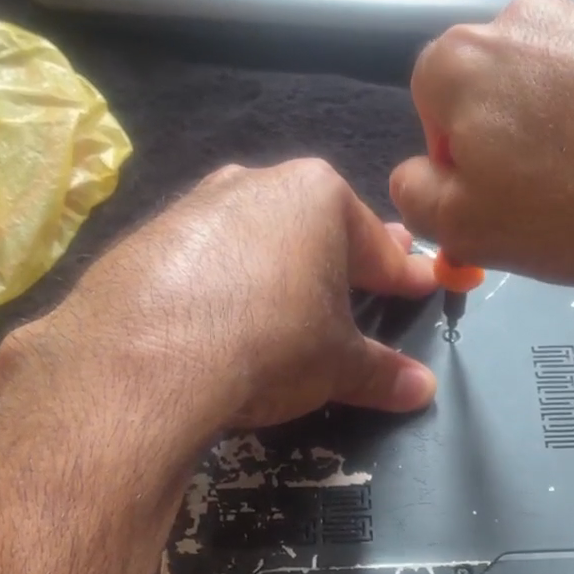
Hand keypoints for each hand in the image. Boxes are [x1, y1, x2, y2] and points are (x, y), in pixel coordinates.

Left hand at [0, 160, 438, 463]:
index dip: (407, 274)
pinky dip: (229, 280)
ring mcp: (198, 205)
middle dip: (345, 257)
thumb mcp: (339, 365)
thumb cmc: (273, 344)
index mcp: (319, 198)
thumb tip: (423, 390)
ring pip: (260, 234)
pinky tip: (228, 316)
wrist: (145, 359)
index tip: (428, 285)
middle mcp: (258, 184)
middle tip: (370, 279)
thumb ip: (383, 373)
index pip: (380, 247)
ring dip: (283, 264)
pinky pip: (210, 257)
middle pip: (318, 226)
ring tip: (294, 301)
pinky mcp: (150, 237)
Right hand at [389, 0, 573, 285]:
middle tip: (551, 211)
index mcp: (457, 64)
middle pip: (495, 108)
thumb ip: (420, 204)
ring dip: (566, 146)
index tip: (498, 215)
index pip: (431, 127)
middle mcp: (518, 25)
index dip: (462, 183)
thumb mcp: (471, 228)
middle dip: (514, 161)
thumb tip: (415, 185)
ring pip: (555, 101)